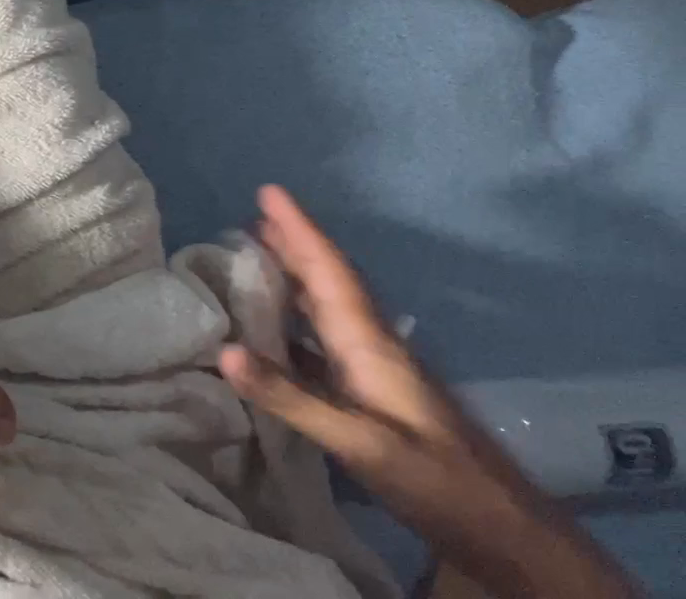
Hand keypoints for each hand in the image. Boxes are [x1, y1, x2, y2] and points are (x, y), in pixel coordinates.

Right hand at [220, 186, 635, 598]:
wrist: (503, 533)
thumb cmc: (435, 480)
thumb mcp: (360, 443)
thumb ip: (291, 397)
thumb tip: (222, 350)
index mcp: (369, 345)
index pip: (330, 274)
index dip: (300, 231)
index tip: (270, 191)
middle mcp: (371, 347)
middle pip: (328, 282)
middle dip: (293, 244)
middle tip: (252, 213)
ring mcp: (373, 372)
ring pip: (326, 308)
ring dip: (293, 277)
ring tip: (256, 254)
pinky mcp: (368, 395)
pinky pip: (321, 338)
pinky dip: (294, 318)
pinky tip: (273, 326)